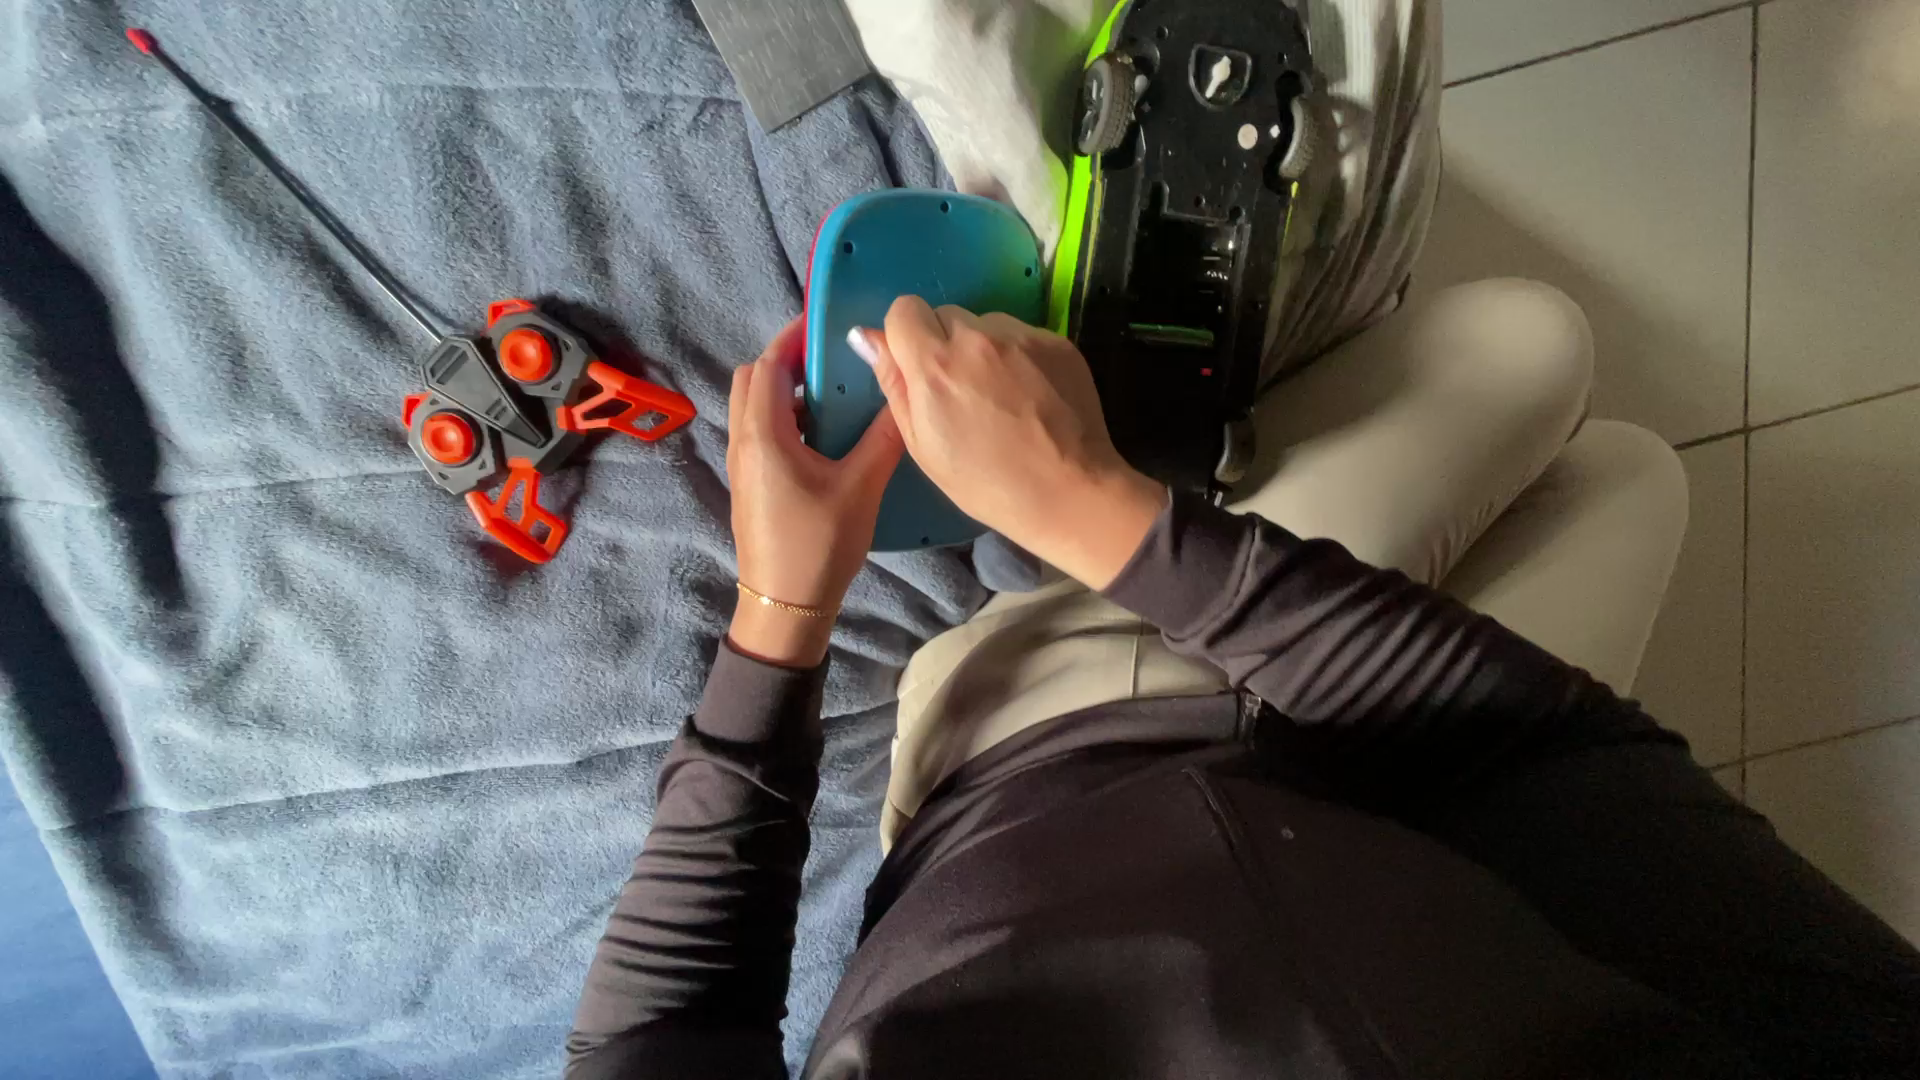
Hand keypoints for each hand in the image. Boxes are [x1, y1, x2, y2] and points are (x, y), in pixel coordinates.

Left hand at [727, 317, 904, 666]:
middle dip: (786, 360)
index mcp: (763, 435)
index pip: (768, 364)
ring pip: (754, 408)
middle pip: (753, 380)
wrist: (785, 606)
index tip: (825, 322)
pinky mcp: (750, 485)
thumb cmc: (820, 544)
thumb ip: (883, 437)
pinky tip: (823, 437)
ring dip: (785, 392)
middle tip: (830, 360)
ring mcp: (742, 466)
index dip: (793, 337)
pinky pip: (760, 433)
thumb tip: (903, 395)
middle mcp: (743, 442)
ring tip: (832, 395)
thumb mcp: (861, 487)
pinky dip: (784, 419)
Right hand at [852, 297, 1164, 588]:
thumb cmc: (986, 484)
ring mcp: (1022, 336)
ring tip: (1001, 398)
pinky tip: (1030, 397)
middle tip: (960, 391)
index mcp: (935, 365)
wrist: (1069, 491)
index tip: (918, 369)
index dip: (905, 337)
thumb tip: (867, 338)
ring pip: (985, 324)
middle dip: (943, 344)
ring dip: (982, 349)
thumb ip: (895, 385)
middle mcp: (977, 338)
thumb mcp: (923, 447)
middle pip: (945, 314)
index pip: (903, 310)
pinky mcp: (1056, 341)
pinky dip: (1018, 357)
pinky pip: (1021, 335)